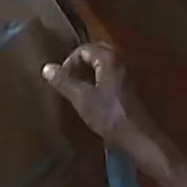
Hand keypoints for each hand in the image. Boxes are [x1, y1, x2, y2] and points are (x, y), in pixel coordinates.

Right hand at [42, 44, 173, 175]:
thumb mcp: (82, 99)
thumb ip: (64, 82)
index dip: (69, 62)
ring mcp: (128, 73)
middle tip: (67, 79)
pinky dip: (99, 78)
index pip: (84, 49)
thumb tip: (46, 67)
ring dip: (89, 71)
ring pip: (105, 63)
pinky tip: (93, 96)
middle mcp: (121, 60)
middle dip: (79, 63)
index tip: (60, 79)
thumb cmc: (110, 116)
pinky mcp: (130, 87)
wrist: (139, 137)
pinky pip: (111, 74)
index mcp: (109, 59)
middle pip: (96, 52)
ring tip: (77, 87)